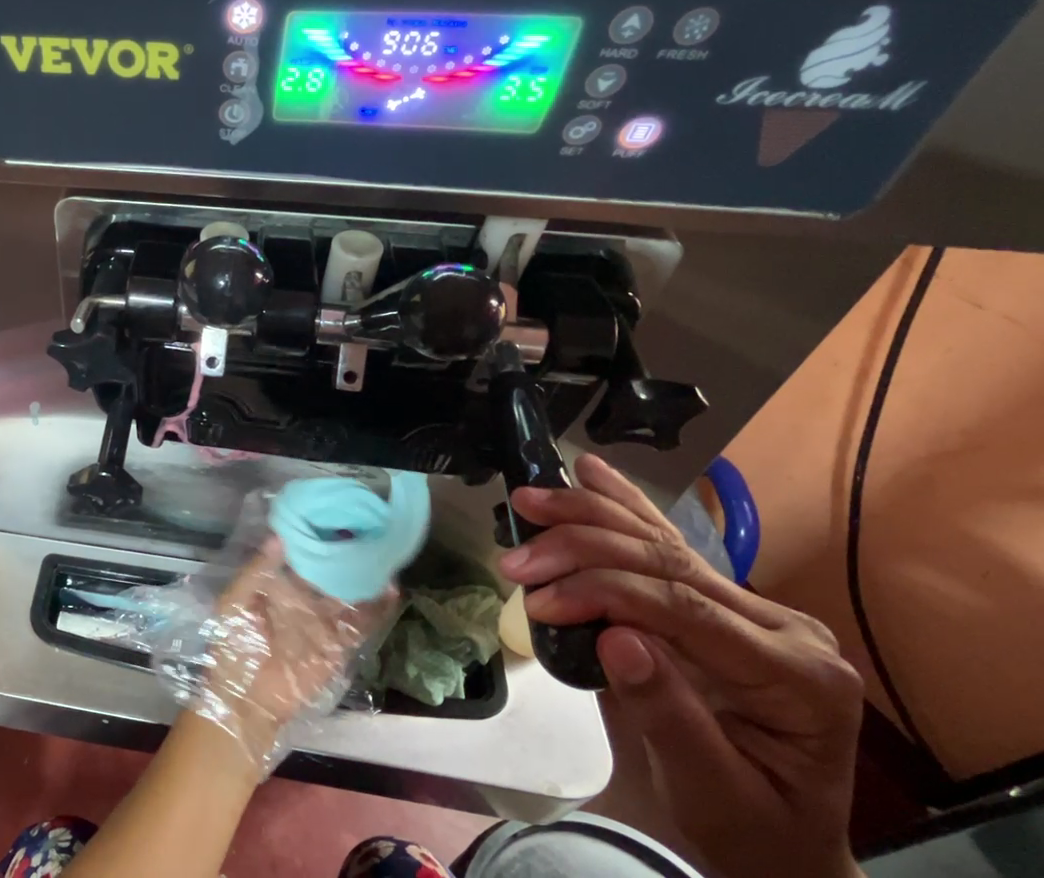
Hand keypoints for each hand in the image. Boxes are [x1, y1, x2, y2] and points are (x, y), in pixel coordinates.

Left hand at [199, 539, 395, 767]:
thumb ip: (256, 572)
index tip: (330, 515)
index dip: (312, 540)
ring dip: (365, 577)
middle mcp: (302, 602)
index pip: (298, 559)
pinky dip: (377, 608)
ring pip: (348, 595)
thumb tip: (279, 536)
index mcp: (275, 589)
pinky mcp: (338, 646)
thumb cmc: (233, 648)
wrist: (246, 701)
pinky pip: (360, 625)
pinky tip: (391, 588)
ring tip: (384, 552)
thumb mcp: (234, 604)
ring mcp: (322, 624)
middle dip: (344, 554)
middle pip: (328, 574)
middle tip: (365, 527)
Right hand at [497, 454, 865, 877]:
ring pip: (663, 543)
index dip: (603, 593)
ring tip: (530, 500)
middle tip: (515, 559)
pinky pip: (667, 547)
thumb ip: (670, 716)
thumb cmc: (746, 832)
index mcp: (798, 676)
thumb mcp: (711, 792)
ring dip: (589, 518)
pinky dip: (622, 508)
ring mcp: (755, 611)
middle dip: (583, 549)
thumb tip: (615, 639)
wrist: (779, 849)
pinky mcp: (723, 605)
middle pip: (671, 563)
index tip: (535, 601)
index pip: (687, 609)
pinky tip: (591, 474)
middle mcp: (783, 629)